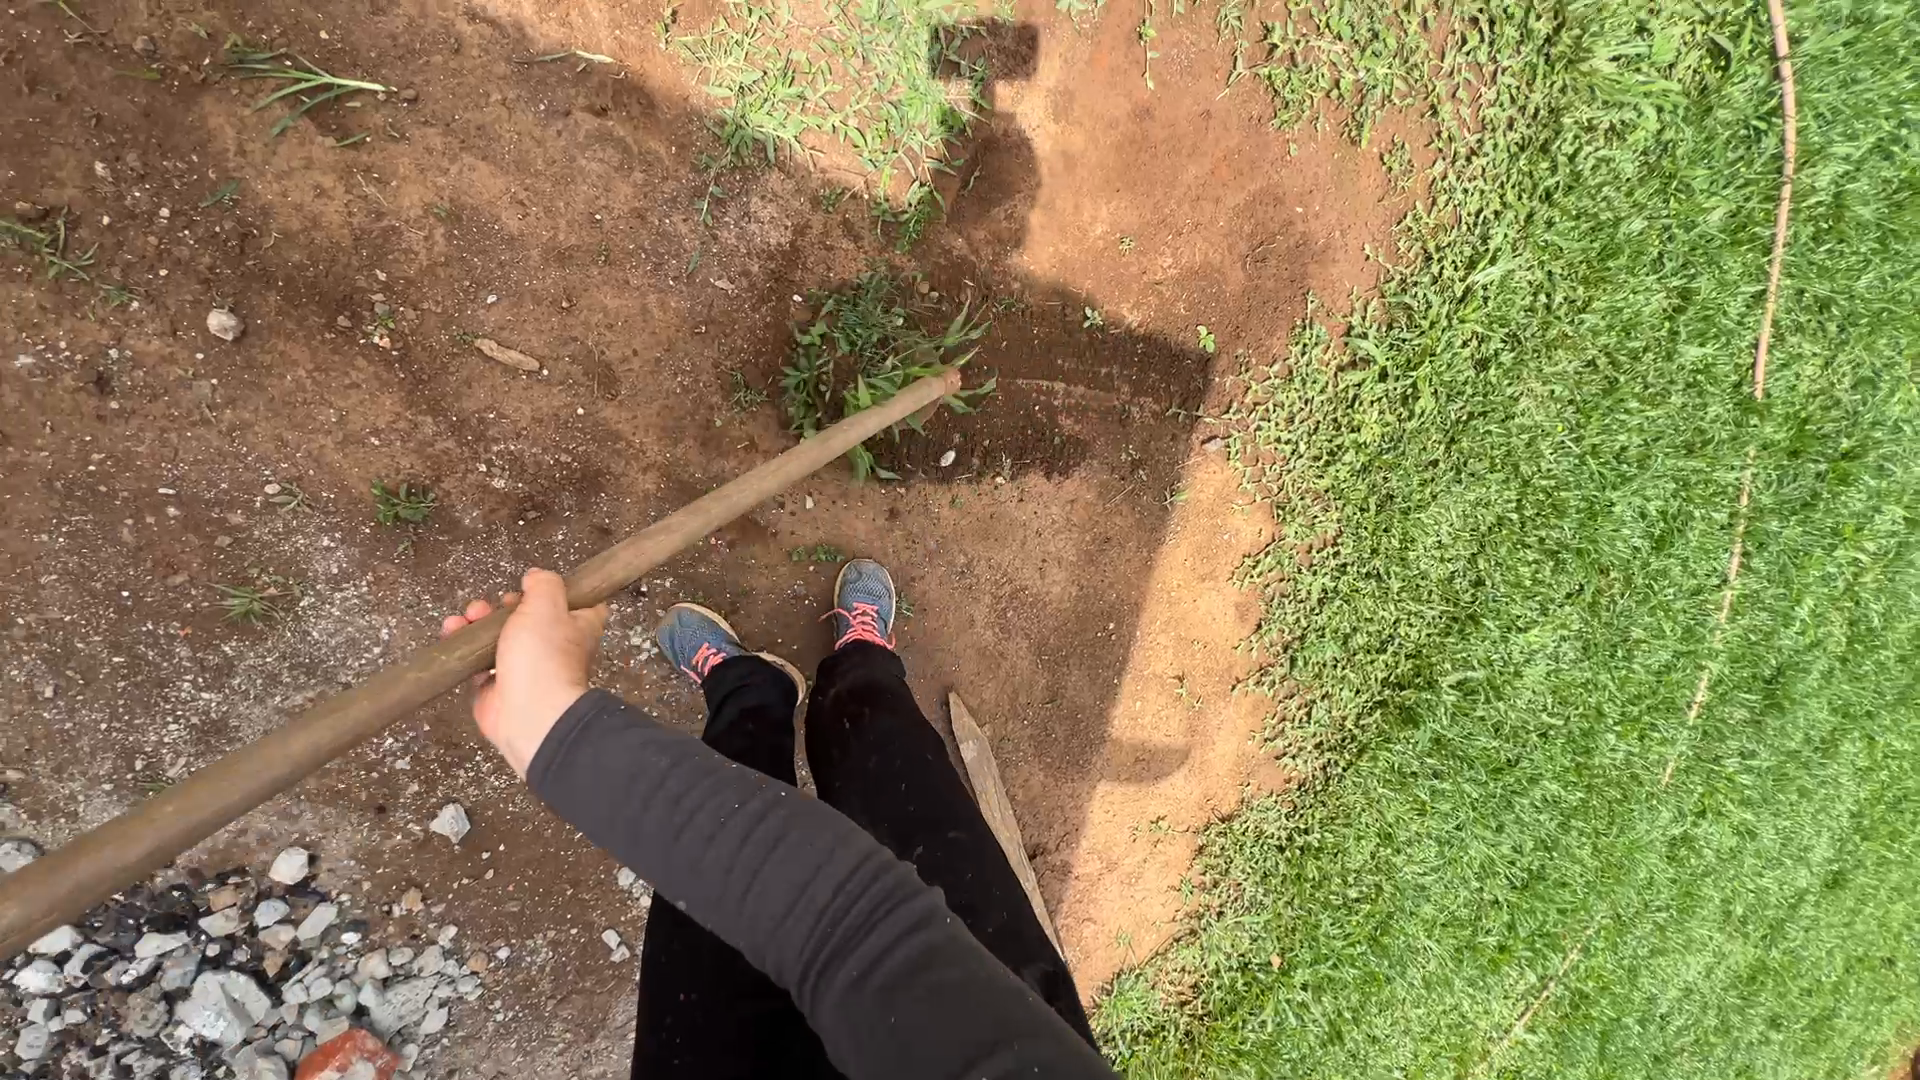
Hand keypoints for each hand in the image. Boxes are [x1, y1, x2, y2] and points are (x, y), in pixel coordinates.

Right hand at [440, 567, 608, 777]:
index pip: (577, 602)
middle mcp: (558, 644)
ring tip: (465, 618)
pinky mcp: (500, 684)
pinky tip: (452, 634)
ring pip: (502, 635)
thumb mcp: (547, 605)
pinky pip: (481, 660)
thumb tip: (537, 576)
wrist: (528, 712)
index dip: (554, 591)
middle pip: (530, 616)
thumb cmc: (544, 655)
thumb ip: (544, 585)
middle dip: (503, 605)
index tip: (531, 587)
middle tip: (486, 606)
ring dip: (479, 622)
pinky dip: (465, 645)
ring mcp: (529, 665)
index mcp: (581, 625)